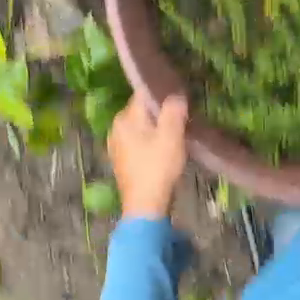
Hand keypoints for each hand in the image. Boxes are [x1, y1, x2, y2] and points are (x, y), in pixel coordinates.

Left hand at [106, 94, 188, 219]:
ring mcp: (117, 145)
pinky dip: (151, 142)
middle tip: (183, 118)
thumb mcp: (171, 136)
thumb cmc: (157, 167)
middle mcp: (116, 128)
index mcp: (125, 118)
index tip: (181, 97)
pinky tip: (164, 151)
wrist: (145, 207)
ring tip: (177, 134)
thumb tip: (176, 95)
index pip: (144, 94)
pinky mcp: (122, 161)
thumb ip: (173, 111)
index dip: (163, 93)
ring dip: (157, 128)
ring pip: (141, 127)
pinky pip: (139, 142)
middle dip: (161, 112)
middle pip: (142, 111)